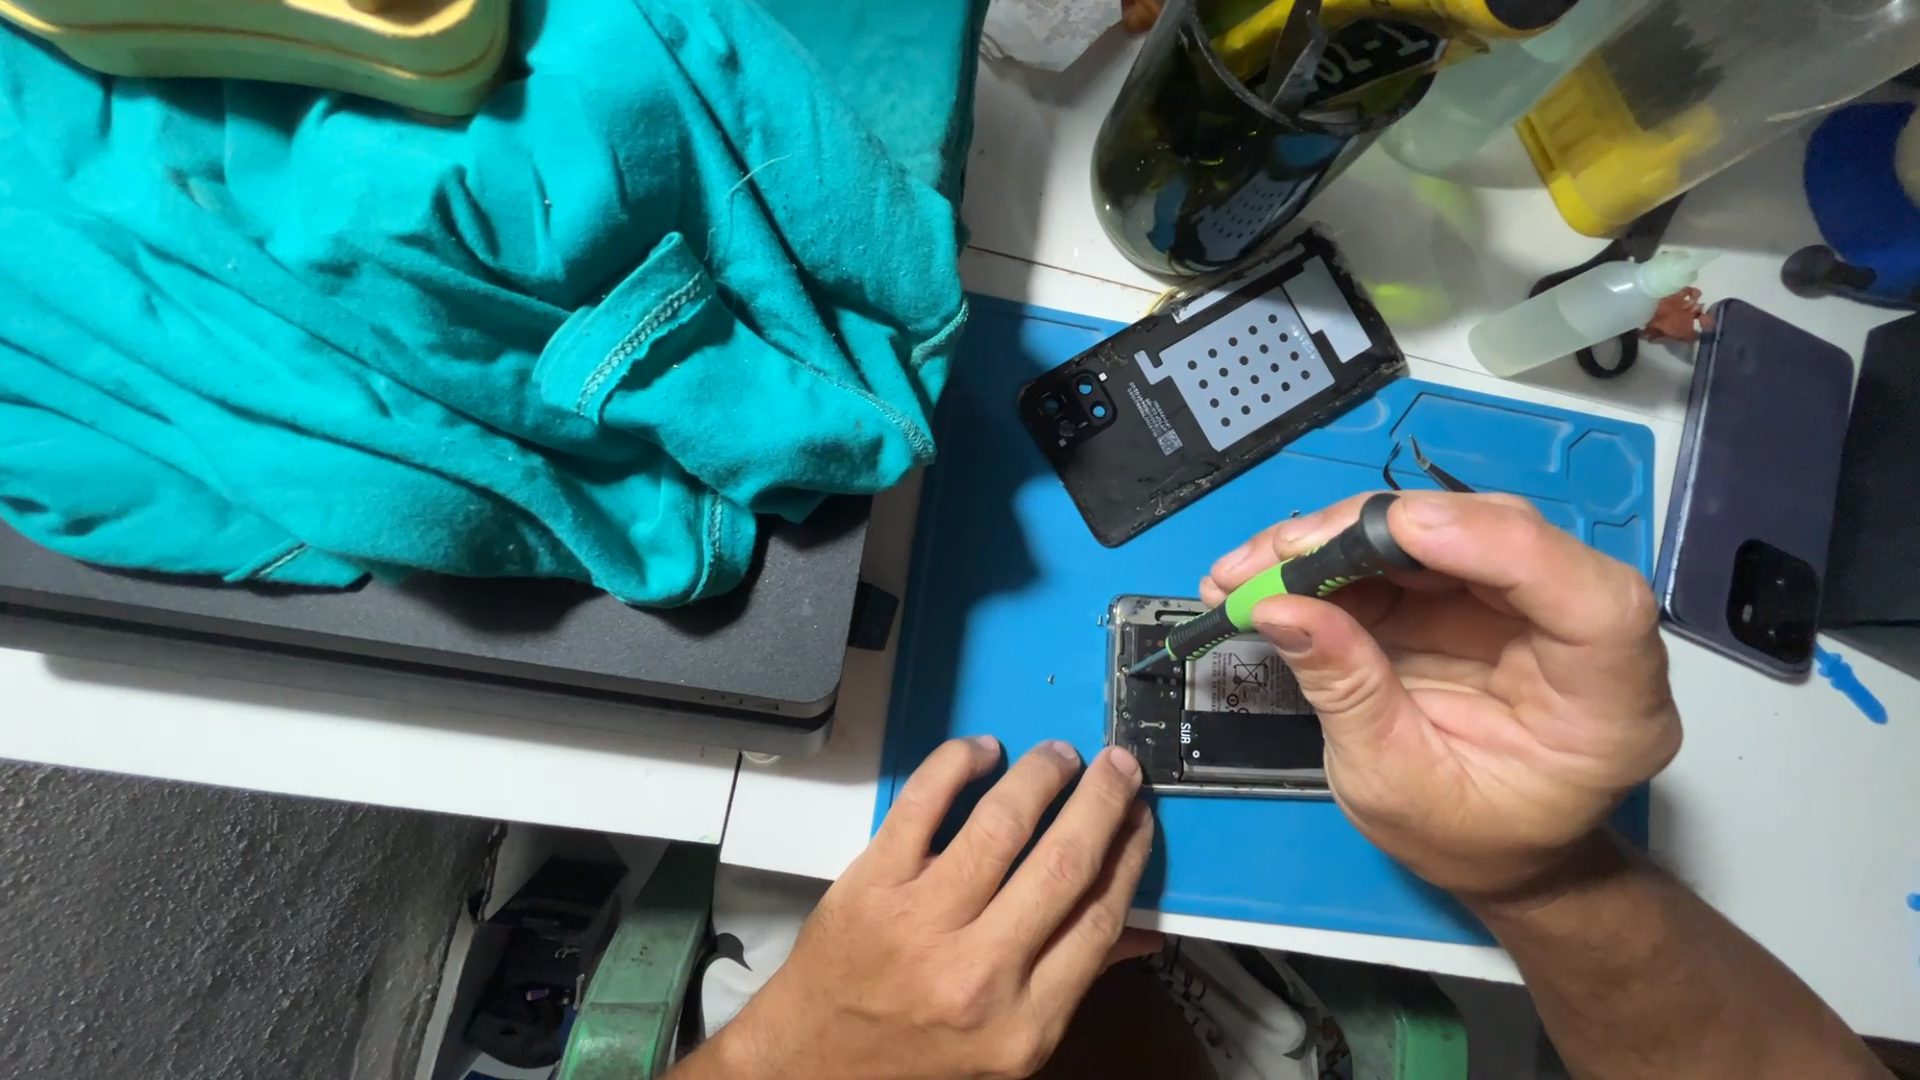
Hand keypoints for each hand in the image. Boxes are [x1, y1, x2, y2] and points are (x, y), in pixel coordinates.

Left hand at [693, 738, 1157, 1079]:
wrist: (815, 1064)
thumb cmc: (921, 1054)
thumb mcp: (1009, 1041)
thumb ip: (1075, 979)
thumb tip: (1145, 930)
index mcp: (1025, 1021)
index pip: (1098, 918)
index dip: (1127, 855)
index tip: (1139, 815)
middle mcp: (980, 970)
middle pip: (1061, 865)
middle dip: (1101, 803)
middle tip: (1119, 763)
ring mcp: (922, 919)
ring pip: (999, 826)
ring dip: (1040, 776)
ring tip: (1060, 754)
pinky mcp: (874, 881)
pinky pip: (923, 803)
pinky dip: (957, 763)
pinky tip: (983, 749)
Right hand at [1202, 491, 1680, 902]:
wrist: (1480, 852)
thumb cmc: (1461, 834)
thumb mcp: (1391, 781)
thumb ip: (1346, 692)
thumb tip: (1278, 609)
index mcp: (1601, 706)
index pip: (1592, 602)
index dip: (1503, 546)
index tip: (1402, 528)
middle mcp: (1564, 634)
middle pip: (1493, 540)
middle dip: (1376, 532)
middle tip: (1281, 552)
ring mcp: (1505, 607)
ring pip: (1428, 534)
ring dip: (1328, 541)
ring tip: (1244, 569)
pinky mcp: (1450, 598)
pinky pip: (1385, 557)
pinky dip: (1317, 561)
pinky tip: (1258, 574)